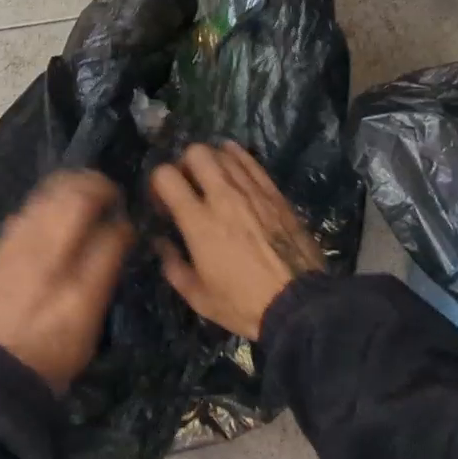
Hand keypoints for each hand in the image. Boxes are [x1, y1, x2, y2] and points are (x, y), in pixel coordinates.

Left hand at [0, 169, 135, 392]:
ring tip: (86, 208)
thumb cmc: (47, 344)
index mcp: (54, 240)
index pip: (83, 194)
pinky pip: (27, 214)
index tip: (123, 201)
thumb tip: (122, 224)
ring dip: (67, 193)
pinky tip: (57, 228)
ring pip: (41, 197)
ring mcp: (9, 240)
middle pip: (59, 187)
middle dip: (87, 185)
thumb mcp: (86, 308)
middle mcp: (29, 230)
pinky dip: (48, 209)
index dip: (107, 191)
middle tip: (108, 198)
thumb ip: (105, 259)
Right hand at [150, 141, 324, 339]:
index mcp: (199, 222)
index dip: (157, 183)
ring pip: (224, 152)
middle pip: (196, 152)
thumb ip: (173, 266)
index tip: (162, 202)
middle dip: (184, 164)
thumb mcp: (199, 298)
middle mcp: (223, 197)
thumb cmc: (244, 304)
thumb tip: (161, 243)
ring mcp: (251, 191)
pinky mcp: (274, 193)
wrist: (300, 305)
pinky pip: (251, 161)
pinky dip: (237, 158)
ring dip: (211, 161)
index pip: (166, 176)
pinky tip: (234, 169)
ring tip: (212, 180)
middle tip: (188, 186)